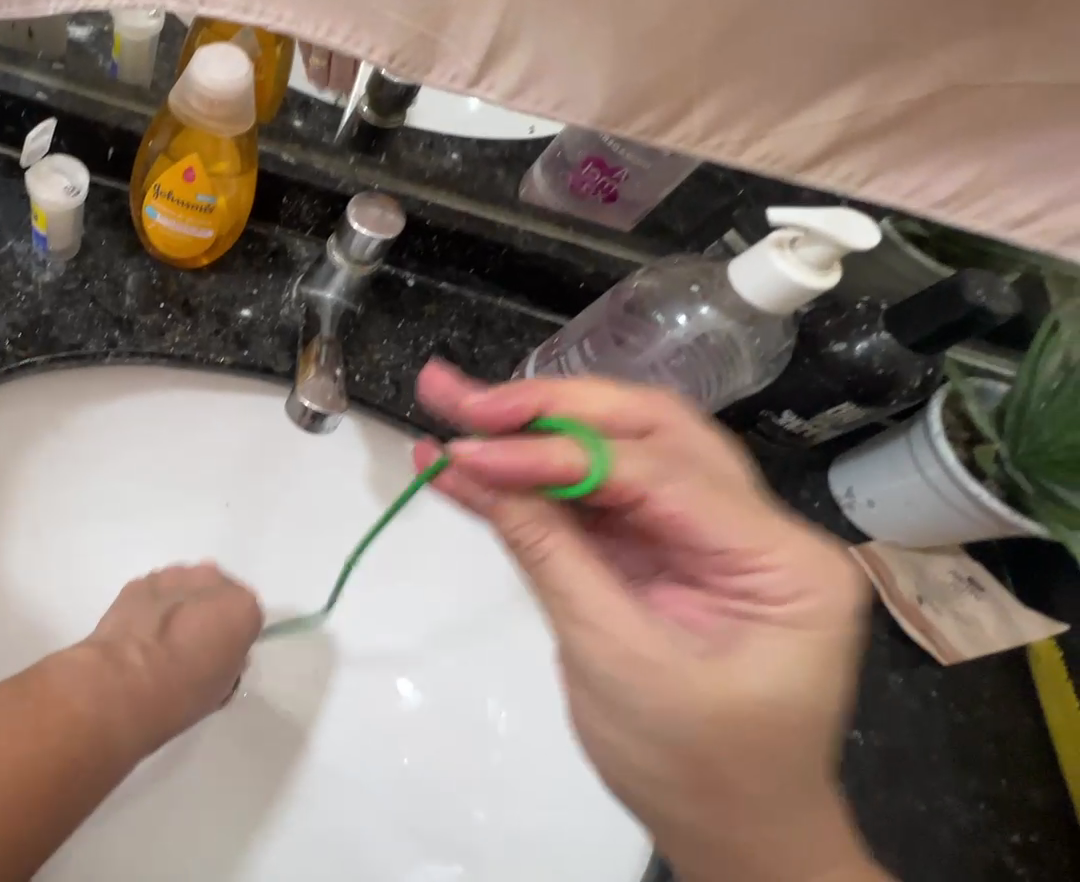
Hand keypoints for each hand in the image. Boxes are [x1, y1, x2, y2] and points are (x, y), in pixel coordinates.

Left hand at [73, 564, 262, 753]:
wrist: (125, 684)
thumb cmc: (184, 692)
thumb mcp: (225, 684)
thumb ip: (230, 655)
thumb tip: (218, 649)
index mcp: (241, 606)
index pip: (247, 615)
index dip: (234, 635)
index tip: (220, 654)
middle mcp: (210, 580)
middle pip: (217, 592)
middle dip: (208, 612)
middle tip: (192, 645)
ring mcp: (172, 575)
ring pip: (184, 586)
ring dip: (179, 605)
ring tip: (161, 640)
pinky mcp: (139, 580)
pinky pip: (156, 591)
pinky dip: (152, 606)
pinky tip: (140, 633)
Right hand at [414, 360, 881, 881]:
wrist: (726, 830)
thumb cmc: (693, 763)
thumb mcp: (616, 657)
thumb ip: (548, 551)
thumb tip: (468, 467)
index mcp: (777, 557)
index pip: (653, 472)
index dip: (551, 452)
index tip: (465, 449)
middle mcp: (747, 523)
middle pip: (642, 430)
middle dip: (543, 407)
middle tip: (457, 395)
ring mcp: (695, 530)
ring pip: (608, 448)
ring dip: (524, 426)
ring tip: (446, 400)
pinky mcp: (647, 545)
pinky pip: (582, 494)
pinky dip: (520, 477)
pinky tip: (460, 464)